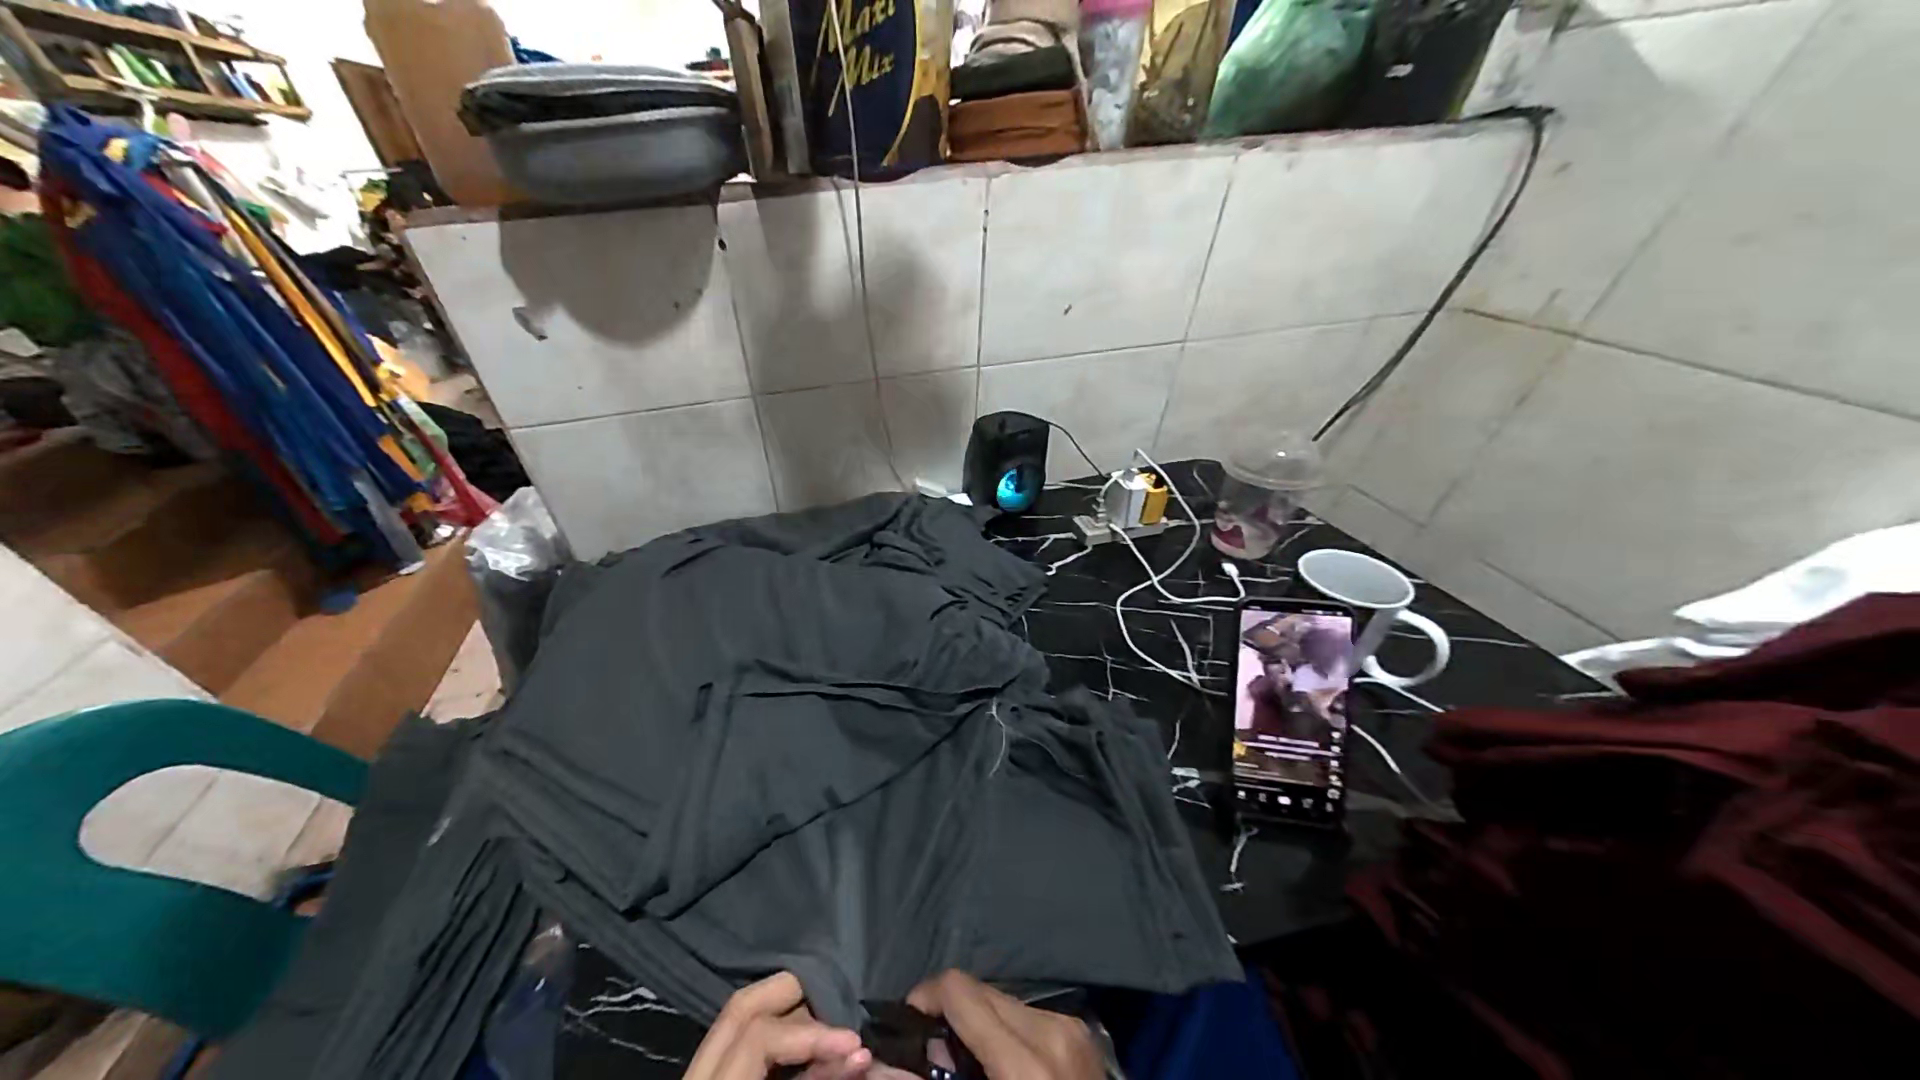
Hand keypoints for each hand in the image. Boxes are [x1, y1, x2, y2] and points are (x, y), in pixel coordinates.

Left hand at [686, 972, 872, 1079]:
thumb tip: (861, 1053)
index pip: (759, 1035)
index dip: (812, 1034)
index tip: (855, 1041)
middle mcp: (695, 1071)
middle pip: (742, 1005)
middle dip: (798, 996)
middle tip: (841, 1011)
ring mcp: (695, 1070)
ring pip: (738, 1014)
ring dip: (788, 1011)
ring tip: (828, 1023)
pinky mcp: (705, 1072)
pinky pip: (737, 1037)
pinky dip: (774, 1033)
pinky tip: (803, 1040)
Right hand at [906, 971, 1101, 1079]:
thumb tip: (882, 1062)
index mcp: (1023, 1062)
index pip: (958, 989)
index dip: (923, 998)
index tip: (908, 1026)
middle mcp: (1050, 1029)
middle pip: (978, 989)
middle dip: (948, 1013)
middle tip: (932, 1053)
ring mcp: (1070, 1026)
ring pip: (1002, 998)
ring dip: (977, 1021)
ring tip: (968, 1061)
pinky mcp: (1080, 1031)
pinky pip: (1027, 1014)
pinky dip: (1005, 1029)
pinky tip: (1001, 1063)